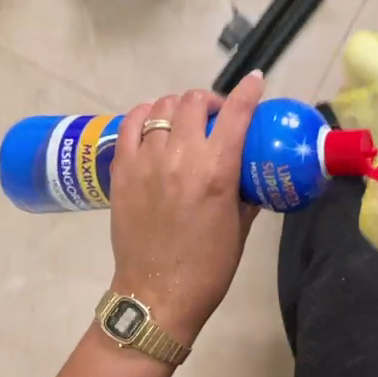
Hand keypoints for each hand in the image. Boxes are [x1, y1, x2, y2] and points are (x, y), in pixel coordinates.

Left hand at [108, 72, 265, 343]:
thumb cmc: (207, 268)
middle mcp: (181, 157)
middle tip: (216, 115)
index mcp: (216, 172)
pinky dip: (145, 115)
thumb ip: (247, 193)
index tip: (256, 81)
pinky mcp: (122, 170)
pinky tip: (153, 122)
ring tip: (184, 120)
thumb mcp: (239, 228)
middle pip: (194, 101)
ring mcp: (146, 161)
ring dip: (178, 106)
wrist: (157, 295)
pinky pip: (131, 124)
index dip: (249, 91)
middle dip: (211, 100)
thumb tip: (253, 173)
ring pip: (162, 107)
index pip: (236, 113)